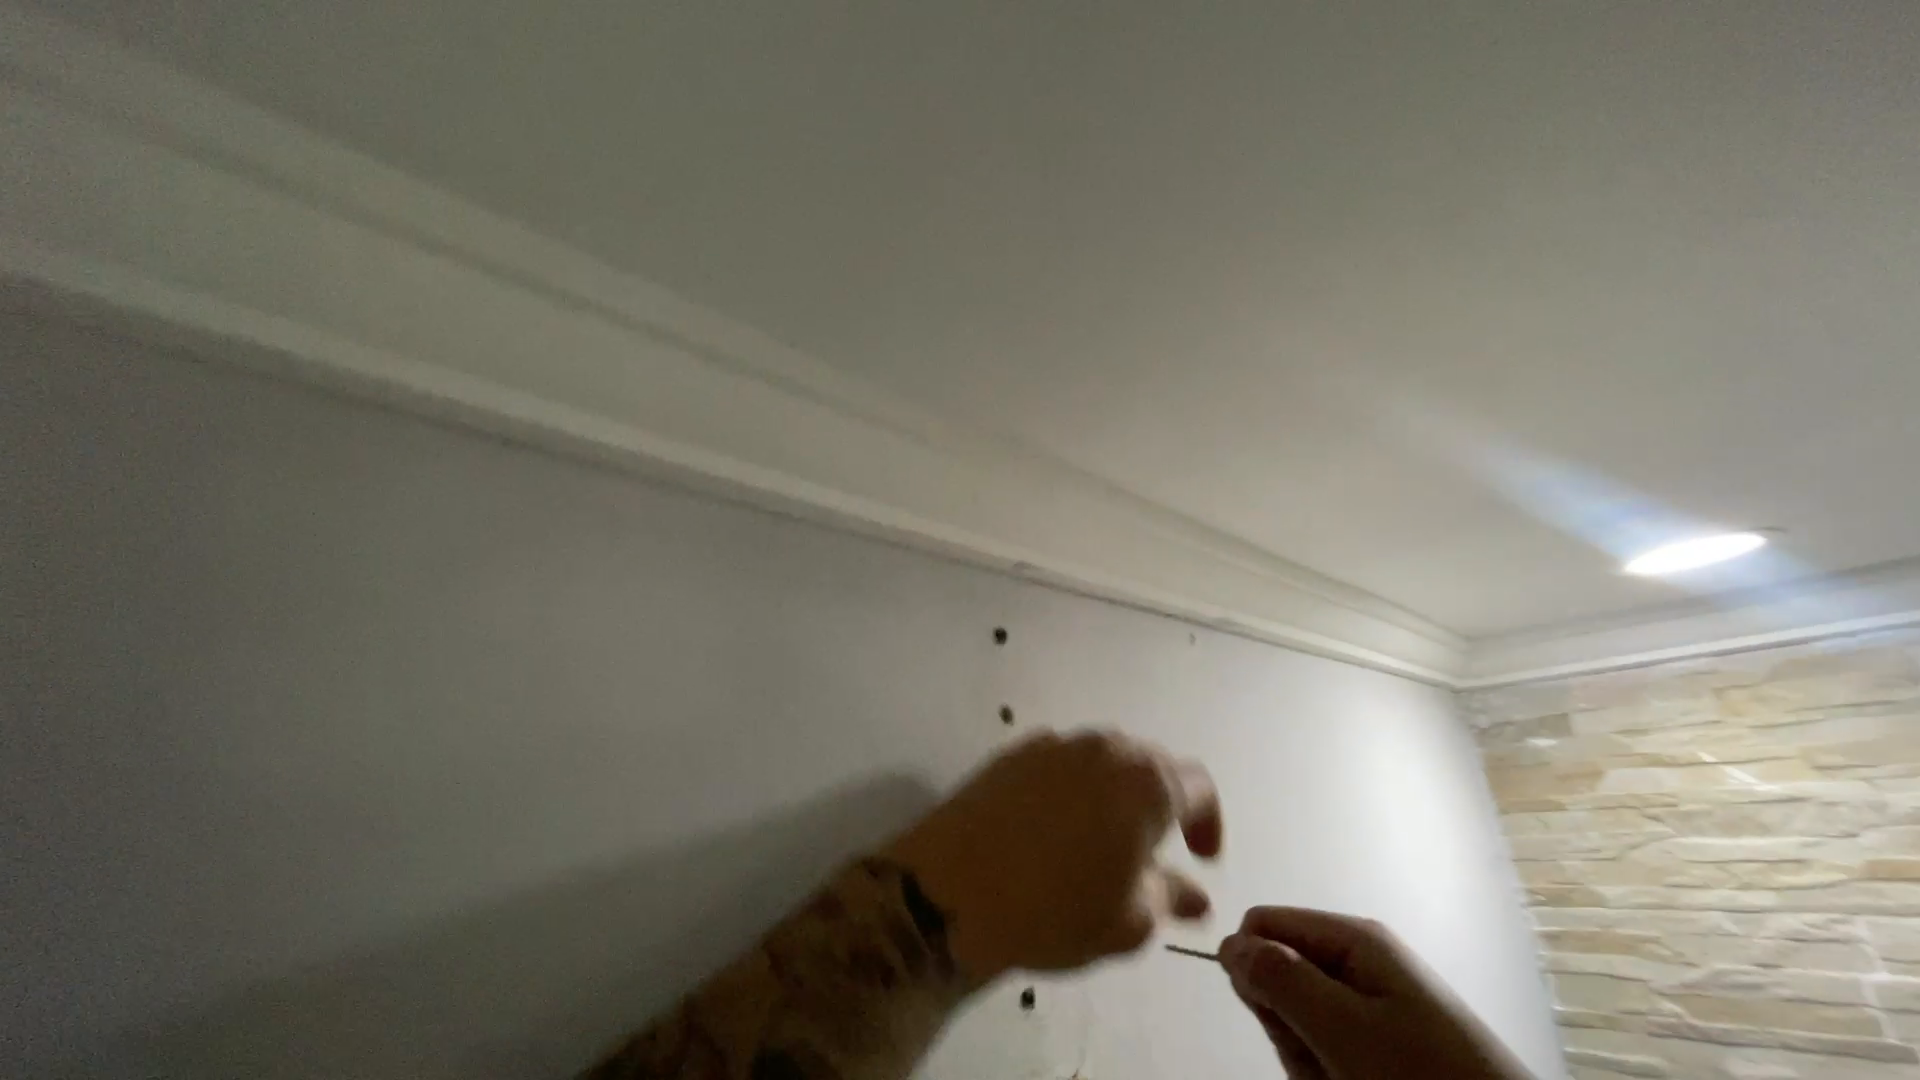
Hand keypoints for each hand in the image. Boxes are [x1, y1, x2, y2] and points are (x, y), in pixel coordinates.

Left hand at [883, 730, 1221, 983]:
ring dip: (1112, 795)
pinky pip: (1057, 766)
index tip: (1200, 857)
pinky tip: (1052, 831)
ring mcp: (1051, 745)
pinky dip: (1070, 791)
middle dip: (1159, 806)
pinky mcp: (1008, 754)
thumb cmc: (1054, 909)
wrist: (947, 893)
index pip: (1198, 785)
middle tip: (1149, 854)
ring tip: (1098, 843)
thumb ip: (1171, 897)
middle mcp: (1102, 747)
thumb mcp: (1129, 921)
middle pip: (1148, 766)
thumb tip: (1193, 894)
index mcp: (1145, 781)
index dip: (1207, 821)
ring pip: (1100, 762)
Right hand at [1219, 908, 1533, 1079]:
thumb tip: (1227, 944)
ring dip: (1308, 1057)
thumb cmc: (1423, 1078)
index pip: (1261, 925)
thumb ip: (1280, 980)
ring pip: (1298, 1017)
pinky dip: (1330, 1071)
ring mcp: (1372, 998)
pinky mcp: (1382, 1036)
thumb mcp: (1345, 1030)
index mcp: (1352, 937)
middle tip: (1324, 1062)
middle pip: (1279, 973)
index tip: (1279, 1018)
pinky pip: (1328, 1043)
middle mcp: (1358, 957)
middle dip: (1286, 1024)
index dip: (1253, 969)